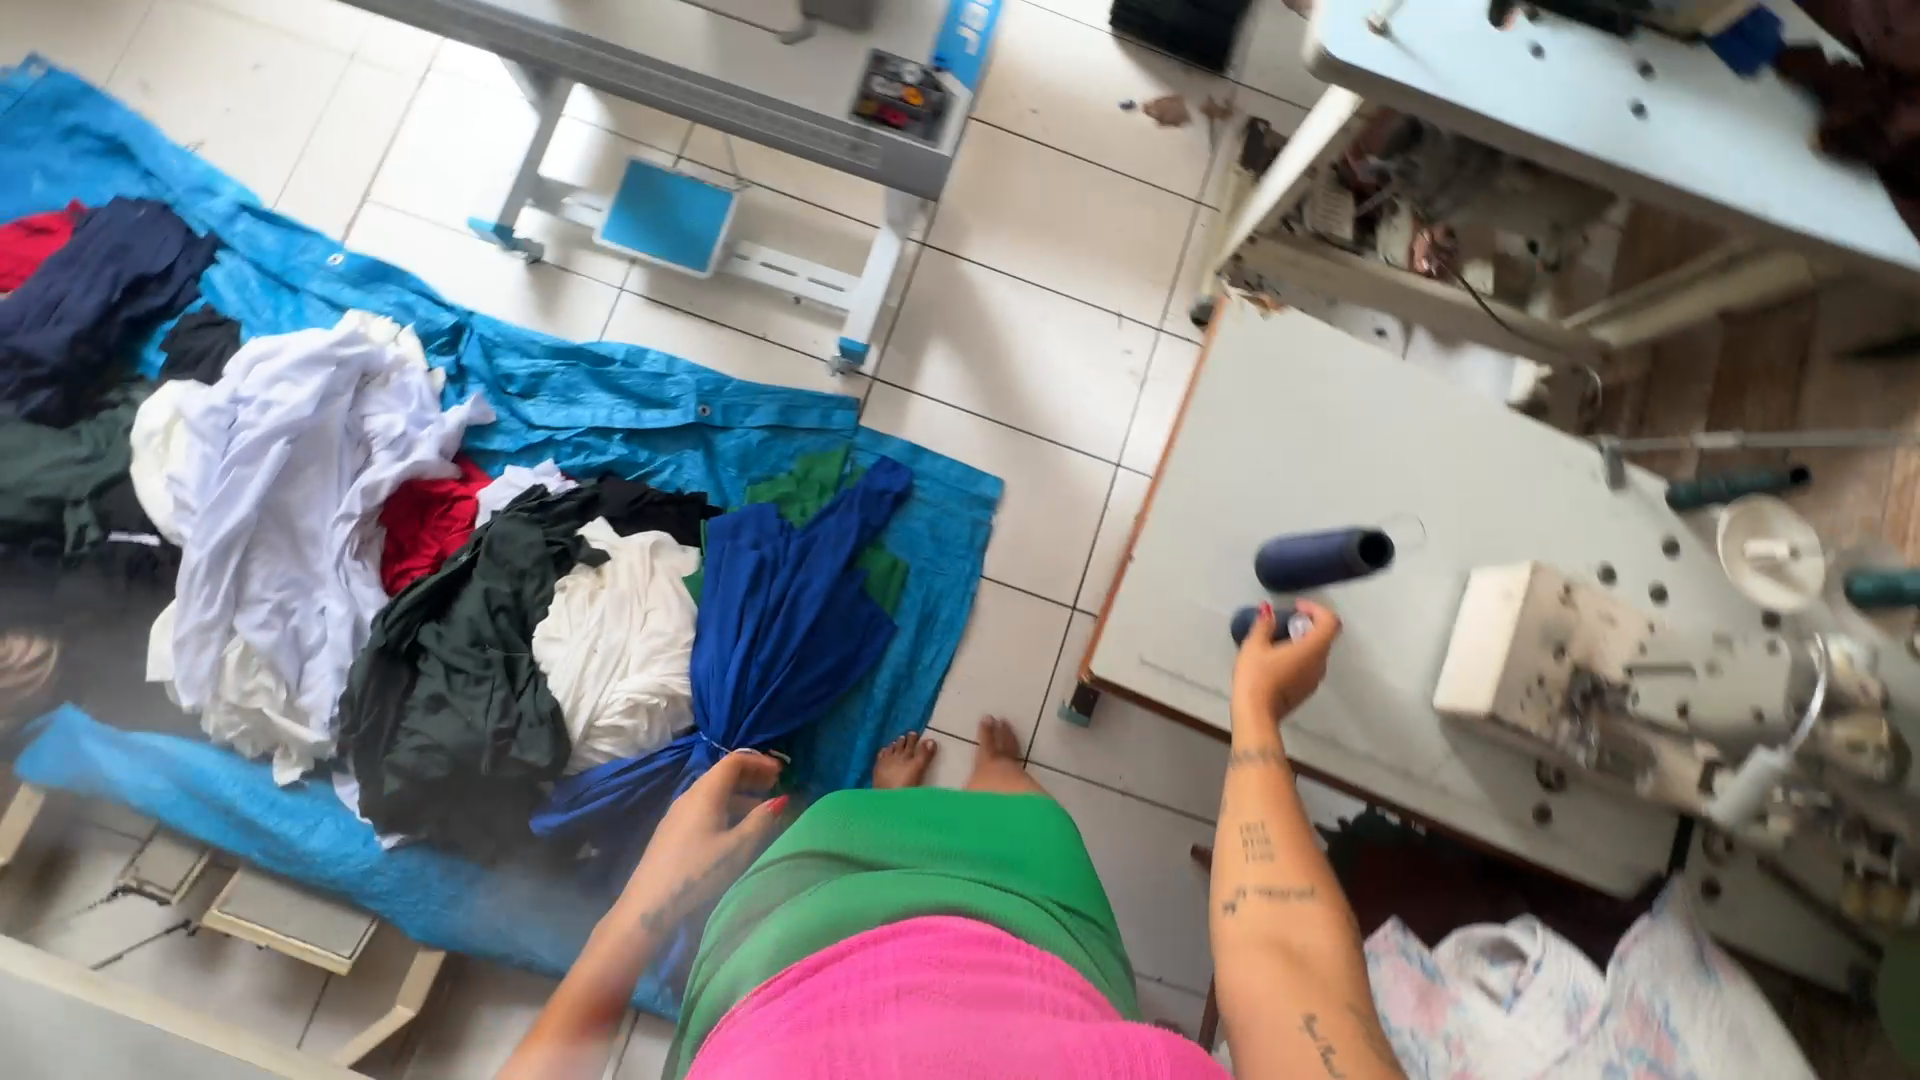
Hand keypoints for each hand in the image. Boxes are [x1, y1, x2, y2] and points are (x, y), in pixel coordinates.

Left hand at [618, 750, 790, 931]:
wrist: (648, 907)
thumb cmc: (697, 873)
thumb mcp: (737, 848)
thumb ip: (761, 820)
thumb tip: (780, 800)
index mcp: (705, 793)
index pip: (734, 761)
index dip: (759, 762)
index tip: (781, 772)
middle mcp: (689, 796)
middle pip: (723, 775)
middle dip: (751, 776)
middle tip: (775, 787)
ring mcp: (678, 814)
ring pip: (714, 793)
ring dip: (740, 795)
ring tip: (761, 810)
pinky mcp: (672, 832)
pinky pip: (704, 808)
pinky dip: (726, 808)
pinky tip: (735, 829)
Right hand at [1232, 599, 1340, 731]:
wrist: (1256, 713)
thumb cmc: (1256, 676)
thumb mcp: (1254, 646)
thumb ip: (1264, 624)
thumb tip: (1268, 609)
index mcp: (1312, 649)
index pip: (1330, 622)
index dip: (1316, 609)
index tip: (1296, 608)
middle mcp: (1320, 663)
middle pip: (1325, 637)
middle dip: (1308, 624)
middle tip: (1286, 621)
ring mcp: (1315, 679)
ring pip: (1317, 652)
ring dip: (1304, 641)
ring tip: (1279, 640)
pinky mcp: (1307, 690)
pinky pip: (1310, 666)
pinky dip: (1300, 656)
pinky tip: (1277, 659)